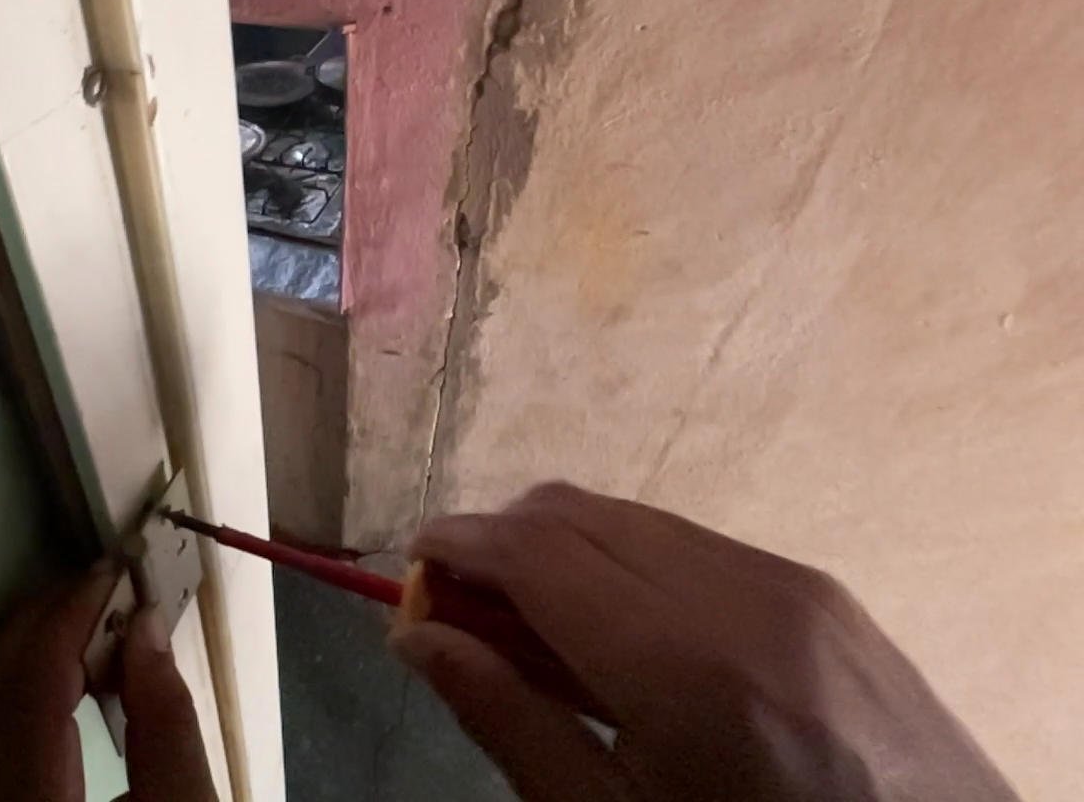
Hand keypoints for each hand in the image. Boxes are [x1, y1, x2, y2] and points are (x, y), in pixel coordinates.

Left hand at [0, 564, 215, 801]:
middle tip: (106, 587)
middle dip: (47, 617)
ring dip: (33, 643)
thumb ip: (166, 720)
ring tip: (94, 618)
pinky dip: (23, 679)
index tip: (114, 573)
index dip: (71, 616)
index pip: (31, 684)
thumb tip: (145, 624)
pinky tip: (69, 670)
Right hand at [392, 483, 1019, 801]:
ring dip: (550, 544)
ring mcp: (789, 581)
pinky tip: (619, 627)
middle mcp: (740, 596)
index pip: (532, 551)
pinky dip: (613, 556)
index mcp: (690, 670)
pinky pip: (673, 535)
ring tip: (541, 621)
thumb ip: (502, 718)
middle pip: (565, 511)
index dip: (454, 542)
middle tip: (467, 605)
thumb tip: (412, 634)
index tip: (413, 566)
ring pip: (615, 513)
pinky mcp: (817, 584)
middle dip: (494, 540)